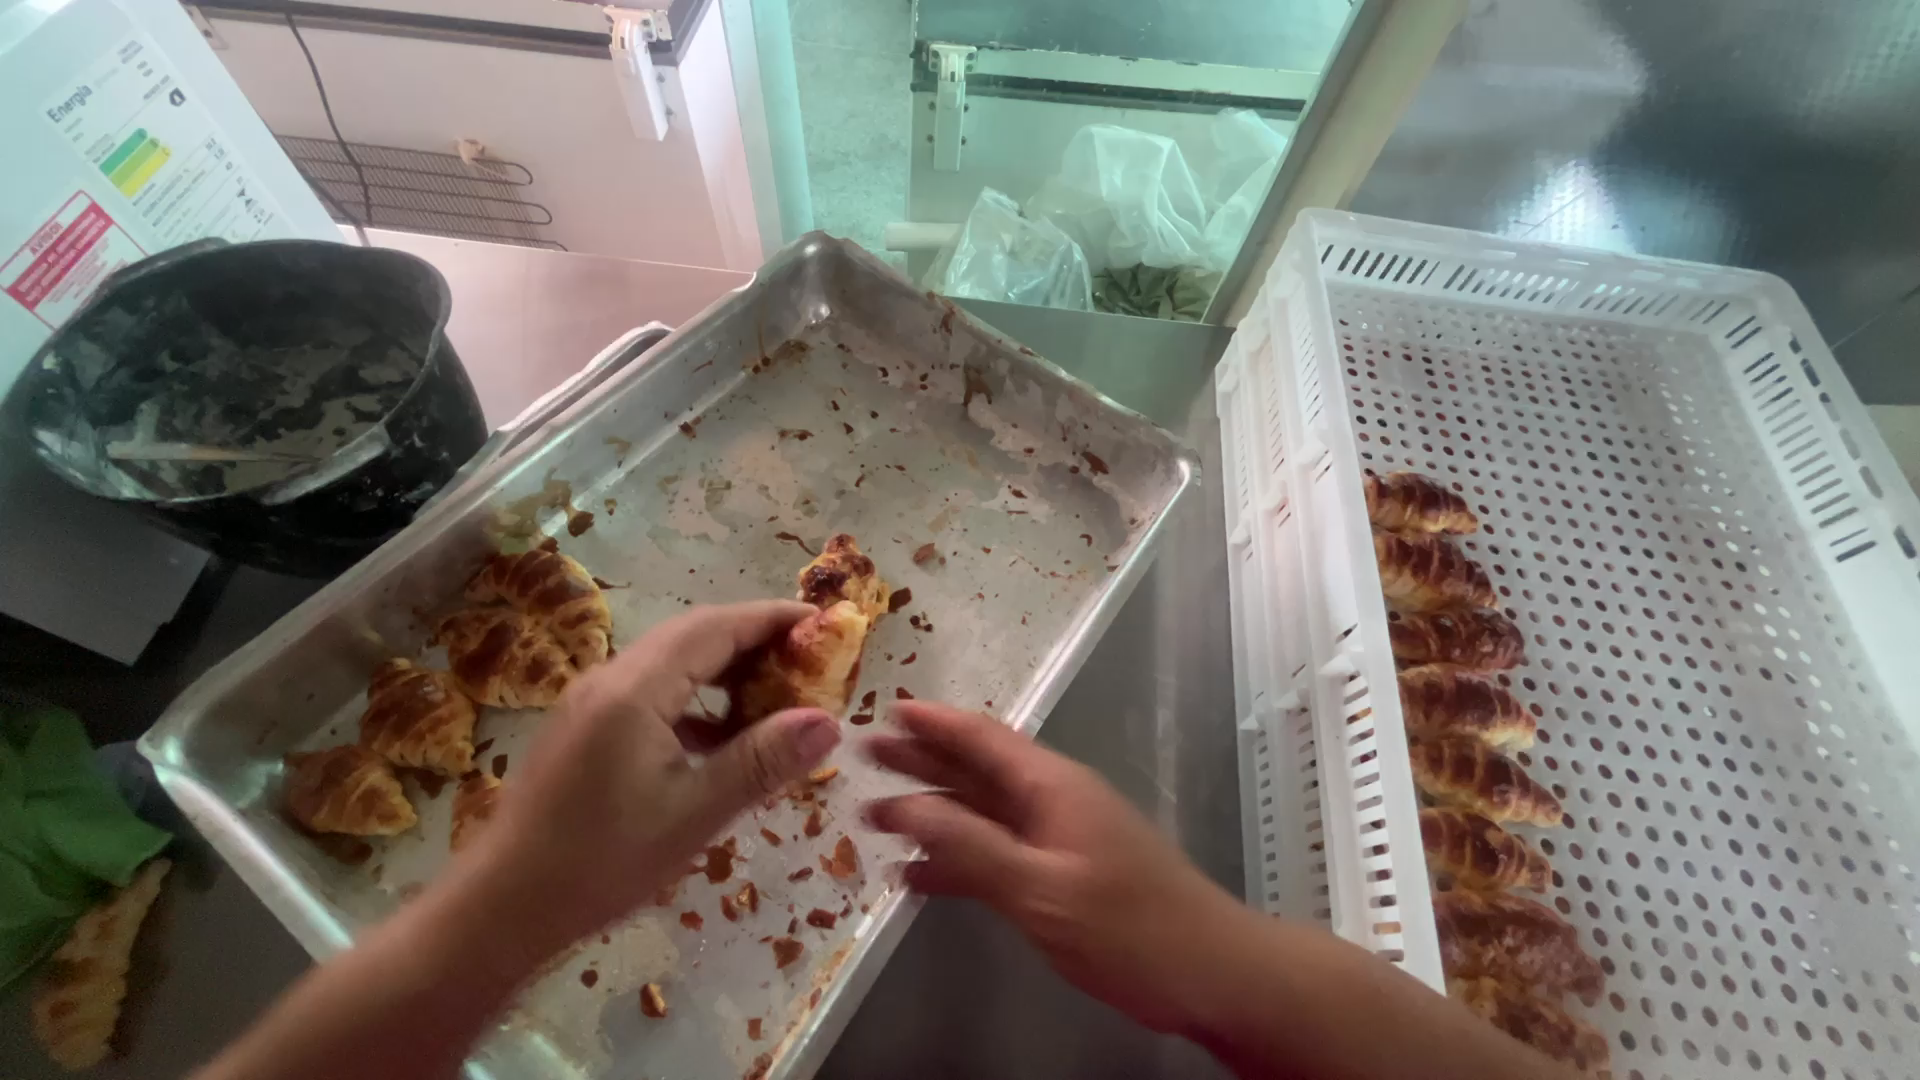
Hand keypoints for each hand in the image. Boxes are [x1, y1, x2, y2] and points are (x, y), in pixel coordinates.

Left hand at [467, 600, 841, 945]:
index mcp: (634, 689)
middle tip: (812, 658)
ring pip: (675, 661)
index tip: (825, 623)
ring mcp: (594, 700)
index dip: (774, 618)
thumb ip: (762, 761)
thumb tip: (830, 722)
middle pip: (696, 634)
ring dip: (728, 668)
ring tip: (778, 693)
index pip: (716, 626)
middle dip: (757, 638)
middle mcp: (611, 678)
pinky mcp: (588, 726)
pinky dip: (700, 699)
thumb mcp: (693, 814)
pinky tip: (724, 735)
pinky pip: (656, 691)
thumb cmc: (598, 863)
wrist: (496, 911)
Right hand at [864, 702, 1251, 1034]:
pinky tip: (918, 875)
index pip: (982, 738)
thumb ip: (972, 847)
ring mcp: (1056, 836)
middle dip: (921, 759)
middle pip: (975, 769)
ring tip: (875, 812)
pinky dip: (958, 858)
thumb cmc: (1128, 926)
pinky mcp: (1059, 873)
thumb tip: (907, 805)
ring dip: (932, 810)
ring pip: (982, 812)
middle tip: (866, 753)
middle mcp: (1050, 799)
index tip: (888, 711)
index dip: (934, 722)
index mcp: (1050, 785)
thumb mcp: (1041, 889)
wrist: (1208, 973)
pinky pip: (996, 853)